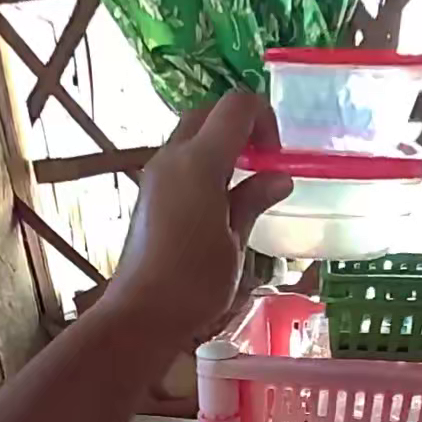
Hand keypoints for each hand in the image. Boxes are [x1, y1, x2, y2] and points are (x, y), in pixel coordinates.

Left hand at [99, 93, 292, 346]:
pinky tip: (219, 204)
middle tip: (262, 163)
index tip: (277, 156)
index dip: (263, 118)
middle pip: (208, 114)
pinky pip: (179, 164)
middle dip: (239, 127)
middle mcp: (172, 158)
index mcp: (199, 162)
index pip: (236, 106)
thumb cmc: (196, 284)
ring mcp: (155, 177)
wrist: (142, 315)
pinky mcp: (147, 197)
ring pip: (190, 138)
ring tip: (243, 186)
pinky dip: (202, 168)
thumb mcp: (235, 244)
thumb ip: (253, 202)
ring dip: (219, 147)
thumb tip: (279, 177)